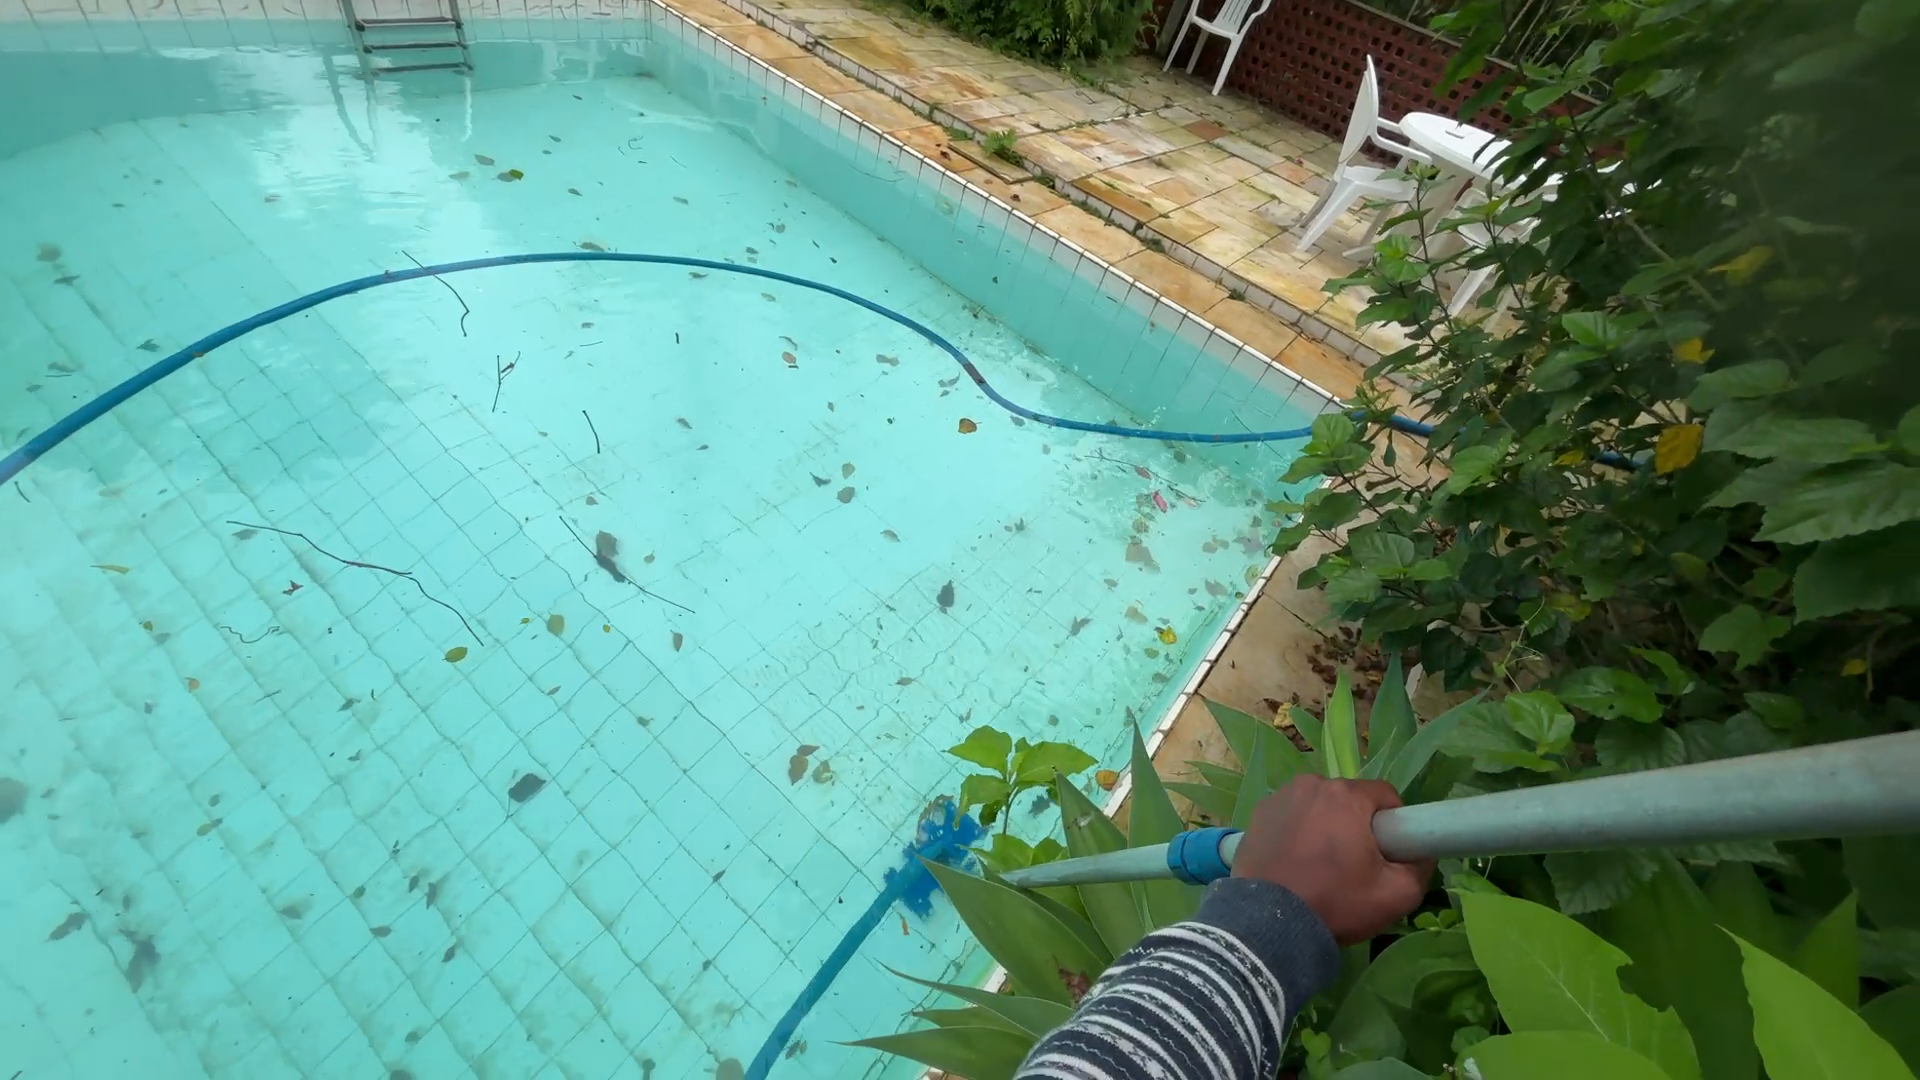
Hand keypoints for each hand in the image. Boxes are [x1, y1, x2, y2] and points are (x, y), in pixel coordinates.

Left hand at [1232, 774, 1434, 944]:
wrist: (1270, 918)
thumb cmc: (1336, 900)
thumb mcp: (1397, 893)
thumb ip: (1419, 865)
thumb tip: (1421, 851)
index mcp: (1345, 795)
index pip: (1385, 795)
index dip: (1395, 821)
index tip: (1390, 851)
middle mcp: (1309, 784)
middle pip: (1349, 798)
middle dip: (1358, 823)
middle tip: (1357, 863)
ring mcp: (1279, 795)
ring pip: (1318, 805)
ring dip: (1326, 824)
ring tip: (1323, 864)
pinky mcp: (1258, 811)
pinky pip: (1292, 814)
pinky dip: (1298, 829)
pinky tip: (1296, 860)